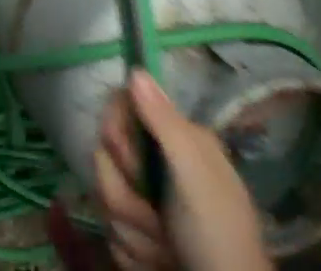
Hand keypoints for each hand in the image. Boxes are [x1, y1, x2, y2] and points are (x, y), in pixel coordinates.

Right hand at [95, 71, 270, 270]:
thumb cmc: (216, 233)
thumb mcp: (194, 175)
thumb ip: (164, 123)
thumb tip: (136, 69)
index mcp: (177, 141)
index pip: (118, 112)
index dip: (117, 138)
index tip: (134, 163)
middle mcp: (159, 163)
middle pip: (104, 158)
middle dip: (125, 195)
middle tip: (157, 217)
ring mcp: (147, 199)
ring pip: (104, 197)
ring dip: (131, 229)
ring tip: (165, 248)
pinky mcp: (137, 231)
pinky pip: (110, 231)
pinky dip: (134, 253)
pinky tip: (160, 261)